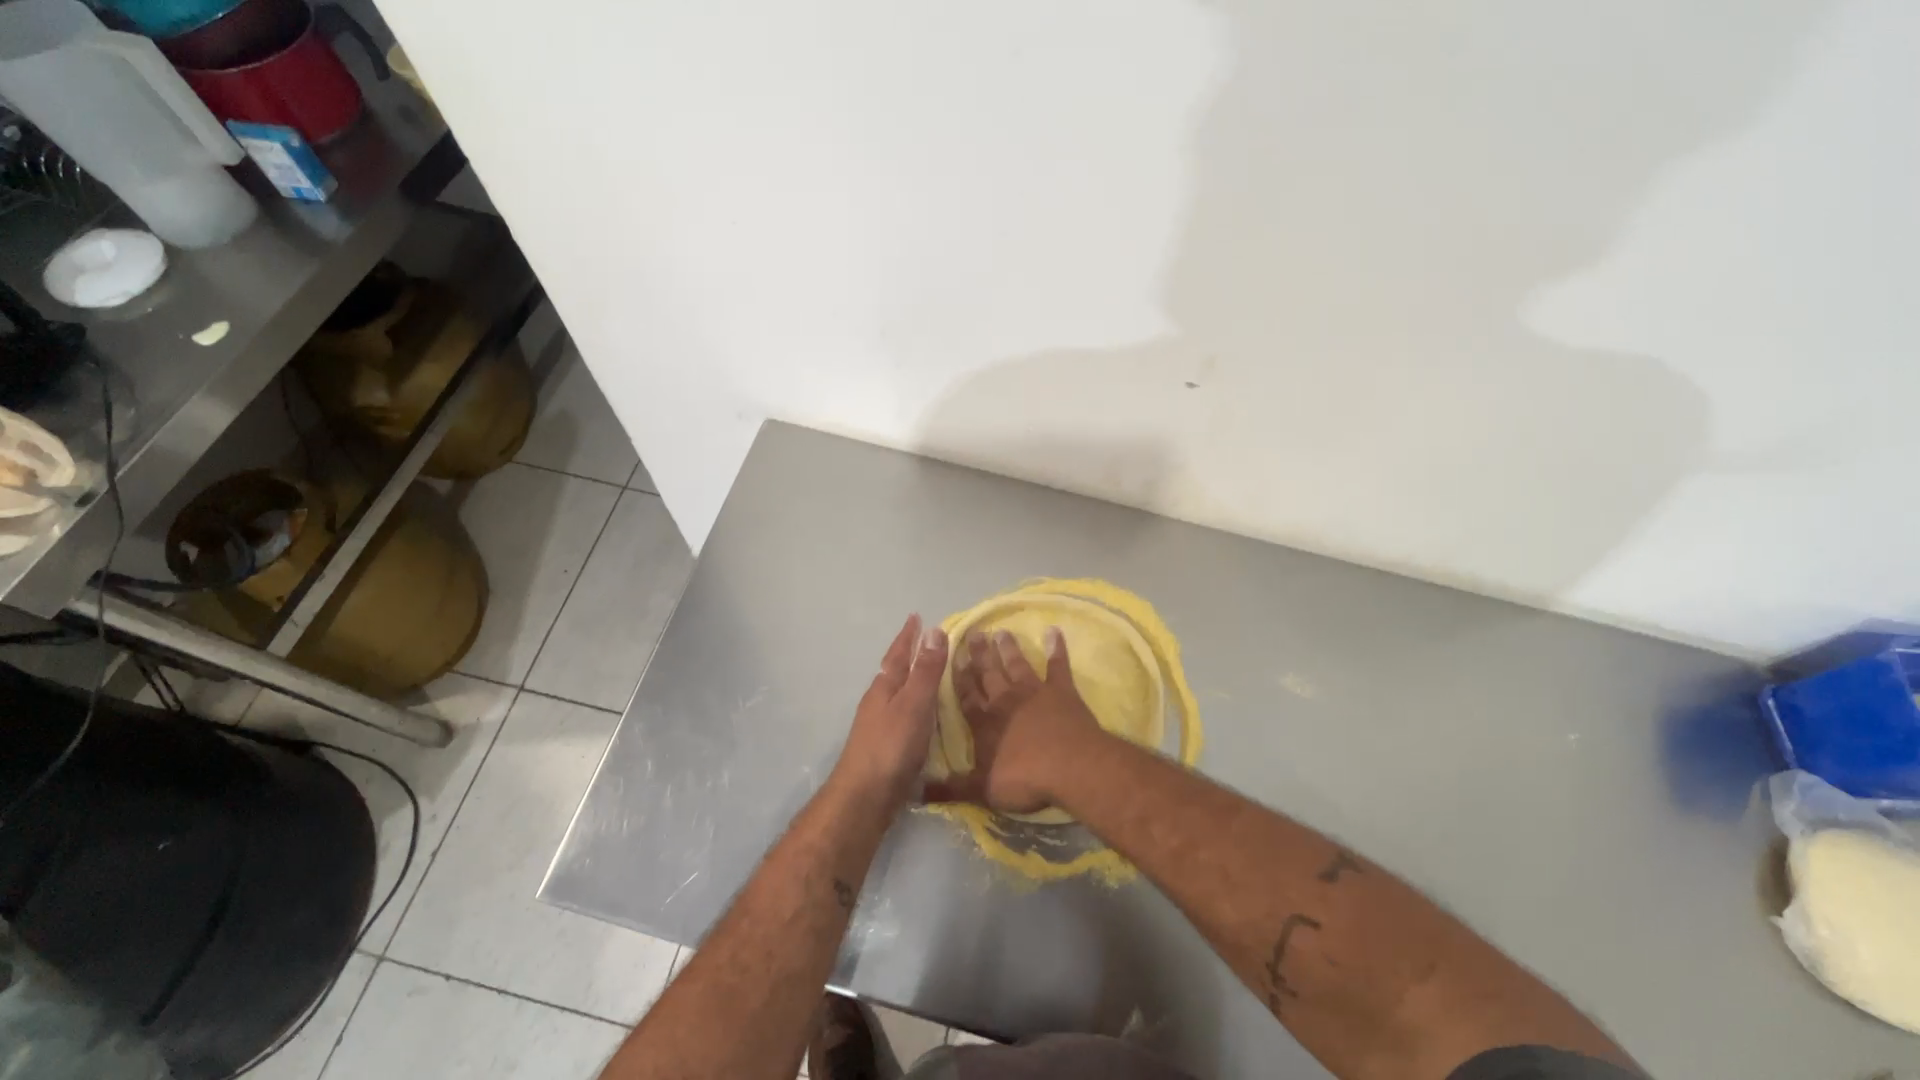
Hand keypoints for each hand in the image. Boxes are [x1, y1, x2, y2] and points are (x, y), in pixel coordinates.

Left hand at [832, 614, 948, 807]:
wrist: (865, 797)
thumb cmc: (891, 746)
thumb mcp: (914, 703)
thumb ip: (925, 670)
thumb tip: (934, 630)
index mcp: (884, 688)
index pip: (898, 654)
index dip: (908, 636)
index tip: (916, 616)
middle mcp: (879, 703)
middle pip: (895, 672)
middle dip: (910, 656)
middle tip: (926, 641)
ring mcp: (880, 727)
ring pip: (898, 696)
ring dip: (912, 682)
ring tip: (930, 676)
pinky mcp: (886, 749)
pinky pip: (904, 717)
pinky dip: (916, 708)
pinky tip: (925, 719)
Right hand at [923, 626, 1102, 814]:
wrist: (1069, 767)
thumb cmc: (1024, 779)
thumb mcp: (981, 790)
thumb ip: (951, 788)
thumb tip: (916, 791)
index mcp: (984, 723)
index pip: (966, 697)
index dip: (959, 678)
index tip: (953, 657)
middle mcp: (1004, 701)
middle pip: (988, 674)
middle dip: (979, 655)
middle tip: (974, 633)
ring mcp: (1034, 693)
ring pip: (1017, 665)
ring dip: (1009, 649)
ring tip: (1001, 632)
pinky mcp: (1062, 692)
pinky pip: (1058, 666)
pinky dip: (1057, 649)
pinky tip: (1054, 632)